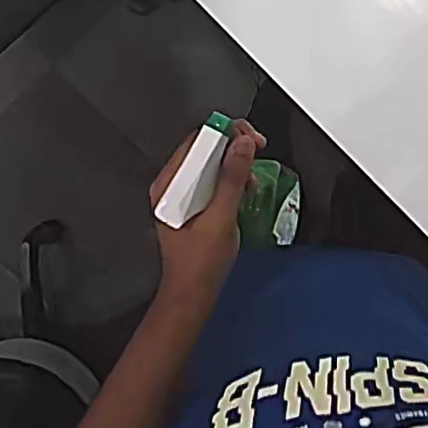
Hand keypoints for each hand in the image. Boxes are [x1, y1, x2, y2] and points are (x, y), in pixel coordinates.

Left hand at [149, 119, 263, 299]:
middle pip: (204, 149)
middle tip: (258, 149)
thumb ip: (232, 178)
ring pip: (211, 163)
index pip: (197, 142)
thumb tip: (243, 144)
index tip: (251, 138)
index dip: (226, 134)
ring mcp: (182, 195)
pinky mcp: (193, 204)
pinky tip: (245, 190)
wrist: (193, 293)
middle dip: (235, 146)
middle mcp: (172, 186)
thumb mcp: (221, 216)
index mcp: (169, 186)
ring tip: (252, 180)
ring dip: (236, 164)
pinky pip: (213, 179)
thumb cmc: (202, 261)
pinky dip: (232, 178)